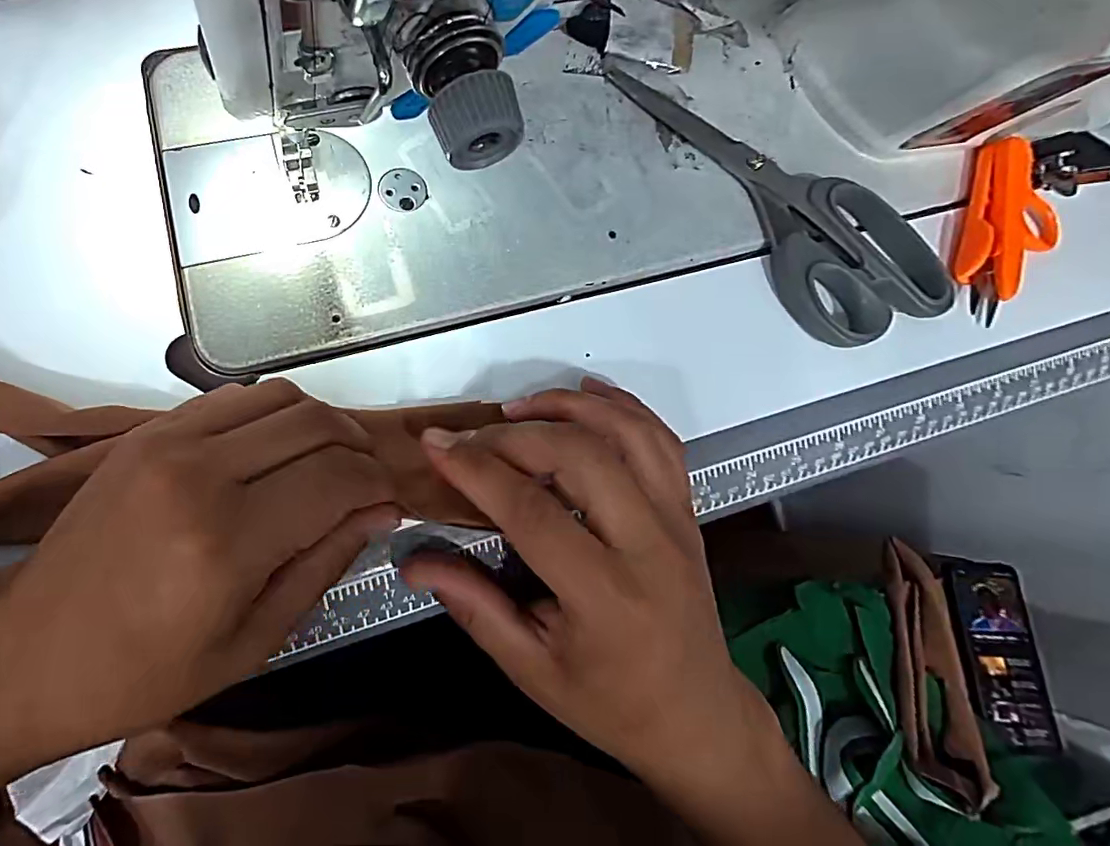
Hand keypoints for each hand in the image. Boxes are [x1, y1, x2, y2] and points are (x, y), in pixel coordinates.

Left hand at [0, 379, 403, 806]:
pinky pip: (233, 397)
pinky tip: (274, 449)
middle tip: (366, 482)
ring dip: (319, 422)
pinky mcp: (146, 431)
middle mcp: (199, 472)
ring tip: (328, 461)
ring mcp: (167, 440)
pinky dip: (272, 413)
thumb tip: (380, 509)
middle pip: (315, 422)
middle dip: (358, 447)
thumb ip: (322, 563)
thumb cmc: (144, 673)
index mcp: (226, 541)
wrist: (27, 656)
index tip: (390, 503)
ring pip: (280, 395)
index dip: (378, 484)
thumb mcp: (251, 642)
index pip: (337, 477)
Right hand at [400, 379, 855, 844]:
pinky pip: (660, 439)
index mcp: (605, 596)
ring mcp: (676, 520)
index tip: (436, 444)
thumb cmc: (609, 702)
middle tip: (469, 438)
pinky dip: (622, 405)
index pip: (532, 511)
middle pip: (580, 456)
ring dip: (567, 407)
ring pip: (626, 433)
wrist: (698, 718)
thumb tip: (412, 562)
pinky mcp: (686, 508)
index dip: (478, 470)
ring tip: (517, 408)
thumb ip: (473, 606)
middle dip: (513, 435)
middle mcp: (649, 546)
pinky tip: (583, 393)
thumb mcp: (530, 668)